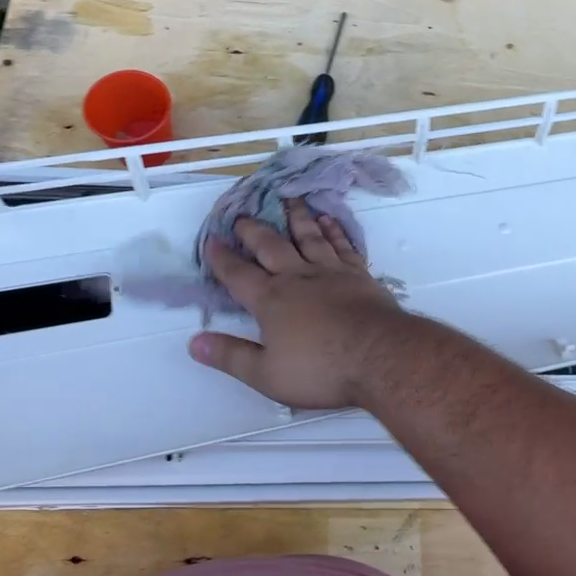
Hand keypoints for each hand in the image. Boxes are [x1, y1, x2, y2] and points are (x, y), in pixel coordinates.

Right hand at [189, 200, 416, 407]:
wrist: (381, 356)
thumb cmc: (321, 369)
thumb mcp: (266, 374)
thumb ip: (231, 356)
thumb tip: (194, 342)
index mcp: (271, 300)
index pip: (238, 275)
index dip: (222, 259)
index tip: (211, 241)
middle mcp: (298, 277)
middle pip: (271, 246)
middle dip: (253, 231)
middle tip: (243, 216)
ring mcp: (331, 272)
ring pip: (309, 237)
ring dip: (297, 218)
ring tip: (289, 201)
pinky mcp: (359, 275)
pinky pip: (342, 245)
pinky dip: (334, 231)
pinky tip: (329, 222)